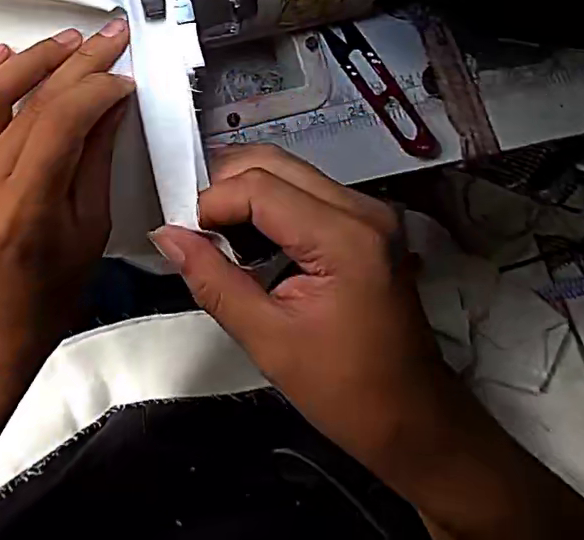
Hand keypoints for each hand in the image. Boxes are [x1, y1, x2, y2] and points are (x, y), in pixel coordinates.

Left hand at [0, 19, 135, 380]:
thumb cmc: (45, 295)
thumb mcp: (90, 230)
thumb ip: (97, 159)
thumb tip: (111, 104)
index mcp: (26, 208)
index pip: (62, 120)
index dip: (97, 89)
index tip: (123, 80)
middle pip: (32, 101)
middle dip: (77, 62)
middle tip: (108, 38)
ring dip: (31, 58)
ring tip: (67, 39)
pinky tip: (3, 54)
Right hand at [148, 145, 454, 472]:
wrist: (415, 419)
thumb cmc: (349, 392)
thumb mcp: (268, 340)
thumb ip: (213, 280)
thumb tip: (168, 237)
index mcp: (345, 238)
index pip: (260, 187)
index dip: (212, 203)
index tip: (185, 234)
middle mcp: (362, 209)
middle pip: (273, 163)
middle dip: (224, 186)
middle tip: (195, 226)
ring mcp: (367, 210)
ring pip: (287, 168)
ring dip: (243, 190)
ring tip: (216, 231)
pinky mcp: (363, 218)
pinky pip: (303, 187)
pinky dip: (266, 201)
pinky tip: (248, 234)